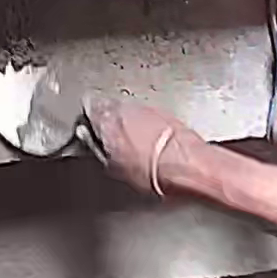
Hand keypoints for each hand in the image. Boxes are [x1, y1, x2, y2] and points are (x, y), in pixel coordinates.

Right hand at [84, 97, 199, 197]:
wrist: (189, 166)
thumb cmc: (153, 170)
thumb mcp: (113, 168)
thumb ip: (97, 149)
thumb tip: (87, 141)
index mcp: (106, 118)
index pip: (88, 107)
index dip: (87, 119)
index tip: (88, 131)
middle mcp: (125, 107)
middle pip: (108, 106)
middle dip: (107, 120)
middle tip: (109, 140)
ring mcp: (146, 108)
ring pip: (129, 111)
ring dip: (128, 123)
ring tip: (133, 145)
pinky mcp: (165, 113)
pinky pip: (147, 117)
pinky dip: (146, 127)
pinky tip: (151, 145)